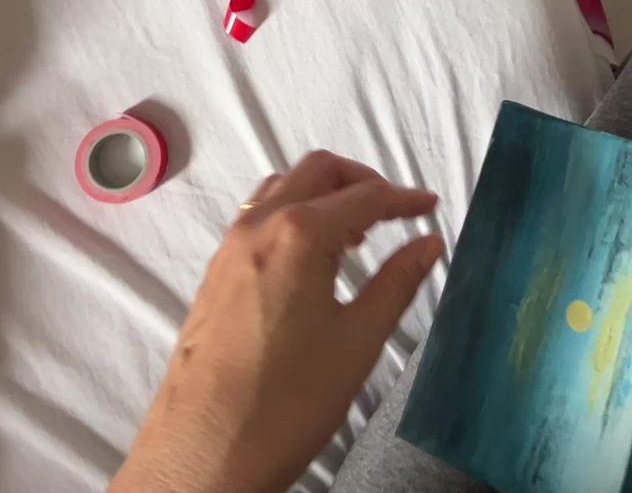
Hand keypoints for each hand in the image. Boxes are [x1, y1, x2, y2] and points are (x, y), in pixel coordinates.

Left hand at [110, 151, 445, 492]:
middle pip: (319, 170)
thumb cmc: (287, 402)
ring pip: (284, 186)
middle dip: (363, 180)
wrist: (199, 459)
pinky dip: (294, 212)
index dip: (405, 199)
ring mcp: (231, 245)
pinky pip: (260, 215)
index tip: (432, 207)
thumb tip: (431, 242)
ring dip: (324, 193)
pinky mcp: (215, 270)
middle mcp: (261, 224)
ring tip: (354, 234)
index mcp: (300, 233)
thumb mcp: (358, 341)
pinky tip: (311, 259)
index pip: (366, 196)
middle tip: (394, 212)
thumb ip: (398, 281)